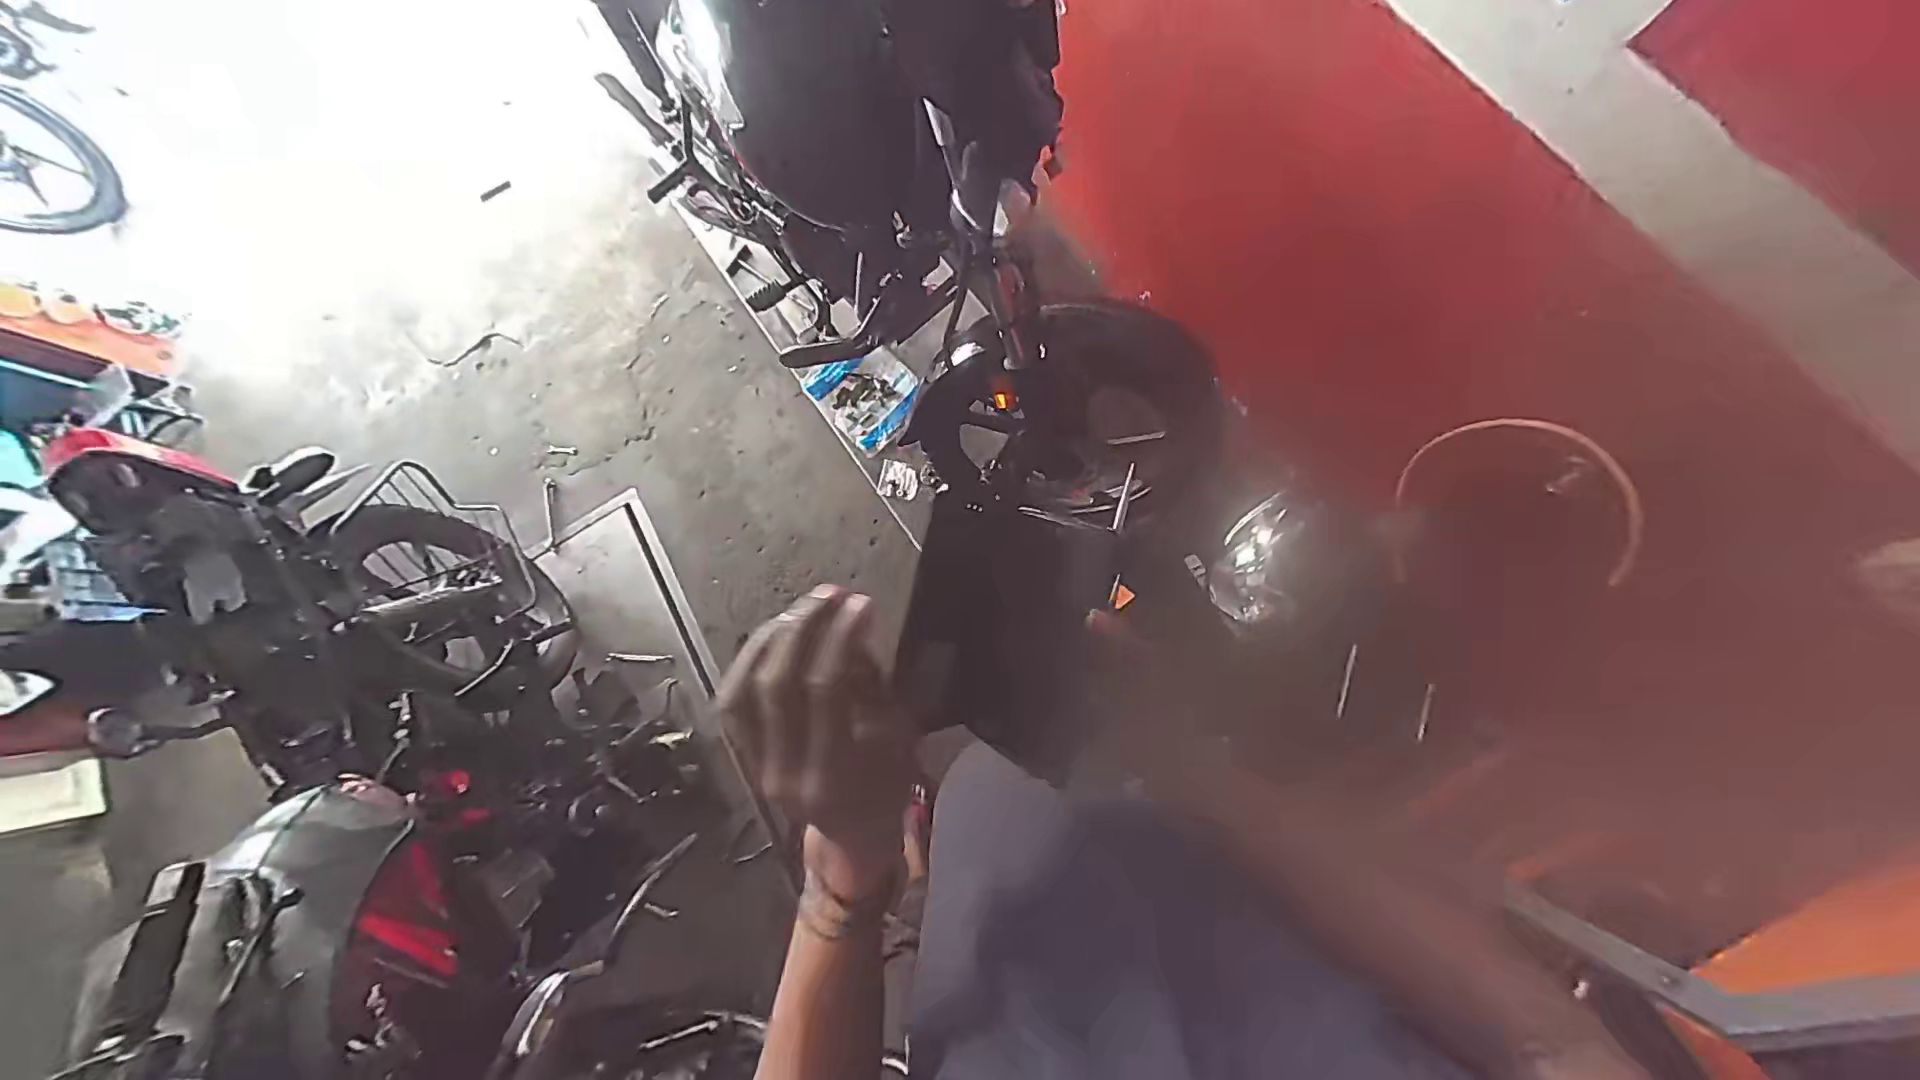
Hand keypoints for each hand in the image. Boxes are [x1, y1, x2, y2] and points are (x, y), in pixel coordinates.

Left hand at [717, 586, 911, 898]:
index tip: (860, 603)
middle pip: (778, 684)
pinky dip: (749, 661)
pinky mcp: (743, 756)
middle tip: (828, 595)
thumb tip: (851, 631)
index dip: (841, 638)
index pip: (825, 690)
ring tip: (800, 608)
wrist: (853, 837)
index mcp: (831, 774)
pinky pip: (733, 702)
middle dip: (803, 628)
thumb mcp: (898, 739)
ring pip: (744, 690)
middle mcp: (783, 771)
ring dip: (771, 639)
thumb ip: (872, 688)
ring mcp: (755, 766)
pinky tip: (771, 633)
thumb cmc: (887, 787)